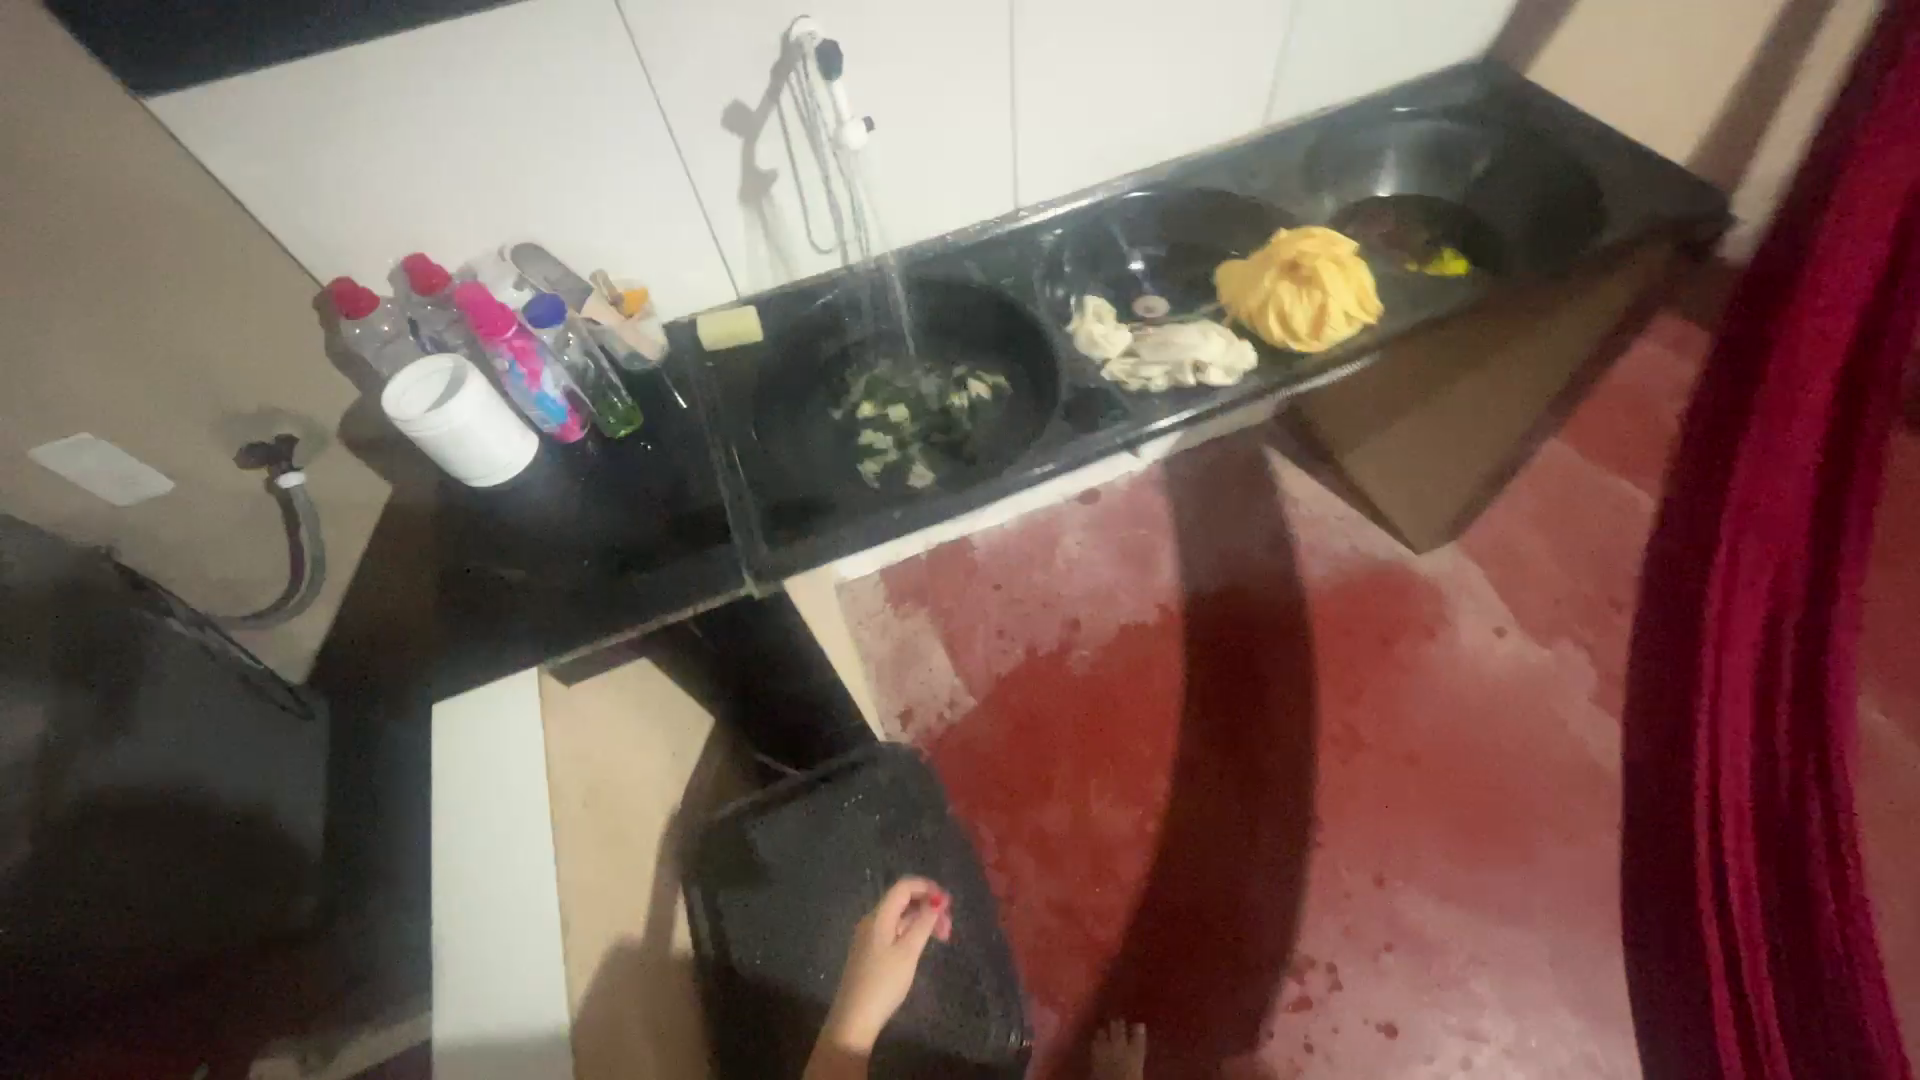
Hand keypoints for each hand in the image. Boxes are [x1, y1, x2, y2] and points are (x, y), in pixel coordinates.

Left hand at [823, 876, 953, 1050]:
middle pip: (903, 900)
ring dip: (922, 920)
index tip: (948, 902)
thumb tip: (937, 900)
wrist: (854, 1019)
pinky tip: (922, 945)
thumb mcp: (908, 953)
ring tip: (942, 937)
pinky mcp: (870, 951)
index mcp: (879, 916)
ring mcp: (869, 936)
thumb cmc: (883, 983)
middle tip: (949, 926)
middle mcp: (872, 920)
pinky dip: (911, 931)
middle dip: (928, 906)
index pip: (904, 886)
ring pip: (900, 916)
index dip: (927, 887)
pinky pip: (894, 930)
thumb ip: (923, 923)